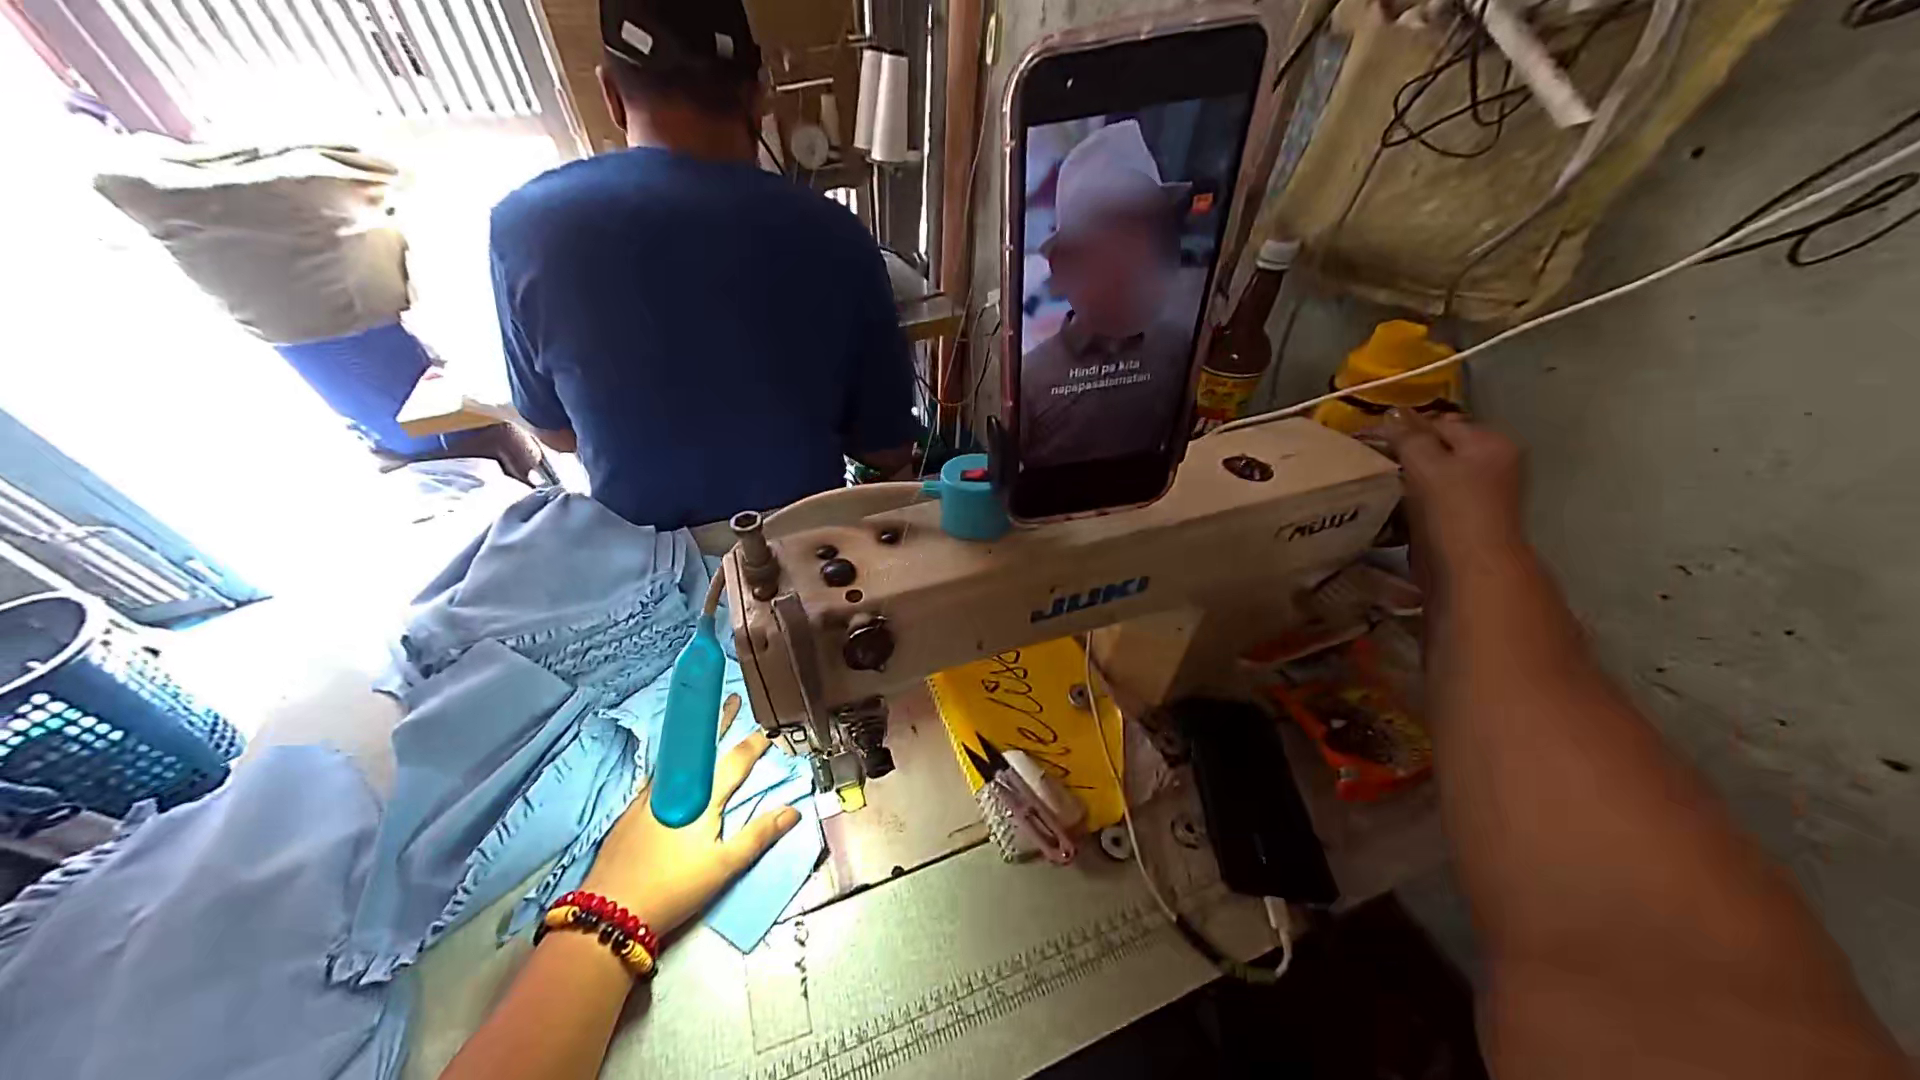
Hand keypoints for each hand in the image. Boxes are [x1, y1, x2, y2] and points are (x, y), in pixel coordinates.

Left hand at [580, 694, 801, 937]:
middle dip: (720, 721)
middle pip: (704, 746)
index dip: (755, 743)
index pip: (736, 762)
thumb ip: (759, 835)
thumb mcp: (724, 867)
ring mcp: (651, 796)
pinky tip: (673, 760)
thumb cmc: (675, 889)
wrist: (611, 911)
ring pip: (679, 755)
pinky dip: (671, 757)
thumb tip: (793, 811)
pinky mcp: (632, 808)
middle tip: (731, 699)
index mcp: (704, 800)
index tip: (769, 729)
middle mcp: (678, 789)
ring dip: (696, 734)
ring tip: (705, 720)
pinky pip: (658, 772)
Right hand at [1380, 410, 1527, 576]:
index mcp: (1489, 443)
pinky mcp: (1457, 517)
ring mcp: (1474, 493)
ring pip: (1427, 474)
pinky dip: (1406, 498)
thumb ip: (1408, 437)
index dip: (1401, 429)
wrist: (1469, 569)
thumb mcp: (1427, 465)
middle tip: (1366, 460)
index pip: (1437, 423)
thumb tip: (1391, 413)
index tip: (1365, 439)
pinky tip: (1385, 504)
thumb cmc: (1452, 511)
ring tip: (1371, 481)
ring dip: (1401, 478)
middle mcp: (1488, 463)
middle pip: (1434, 448)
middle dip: (1401, 453)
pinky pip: (1425, 497)